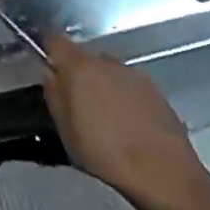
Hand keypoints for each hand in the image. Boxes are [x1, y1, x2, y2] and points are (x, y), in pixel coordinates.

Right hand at [43, 33, 207, 203]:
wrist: (161, 168)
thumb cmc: (104, 152)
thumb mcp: (66, 130)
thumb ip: (54, 95)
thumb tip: (49, 73)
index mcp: (79, 66)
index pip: (56, 41)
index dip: (49, 50)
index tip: (48, 67)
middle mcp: (106, 60)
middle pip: (83, 57)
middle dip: (77, 74)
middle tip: (76, 103)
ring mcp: (132, 72)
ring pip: (107, 71)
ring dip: (102, 85)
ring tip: (104, 118)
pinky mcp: (153, 87)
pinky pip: (128, 84)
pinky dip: (123, 96)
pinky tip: (127, 123)